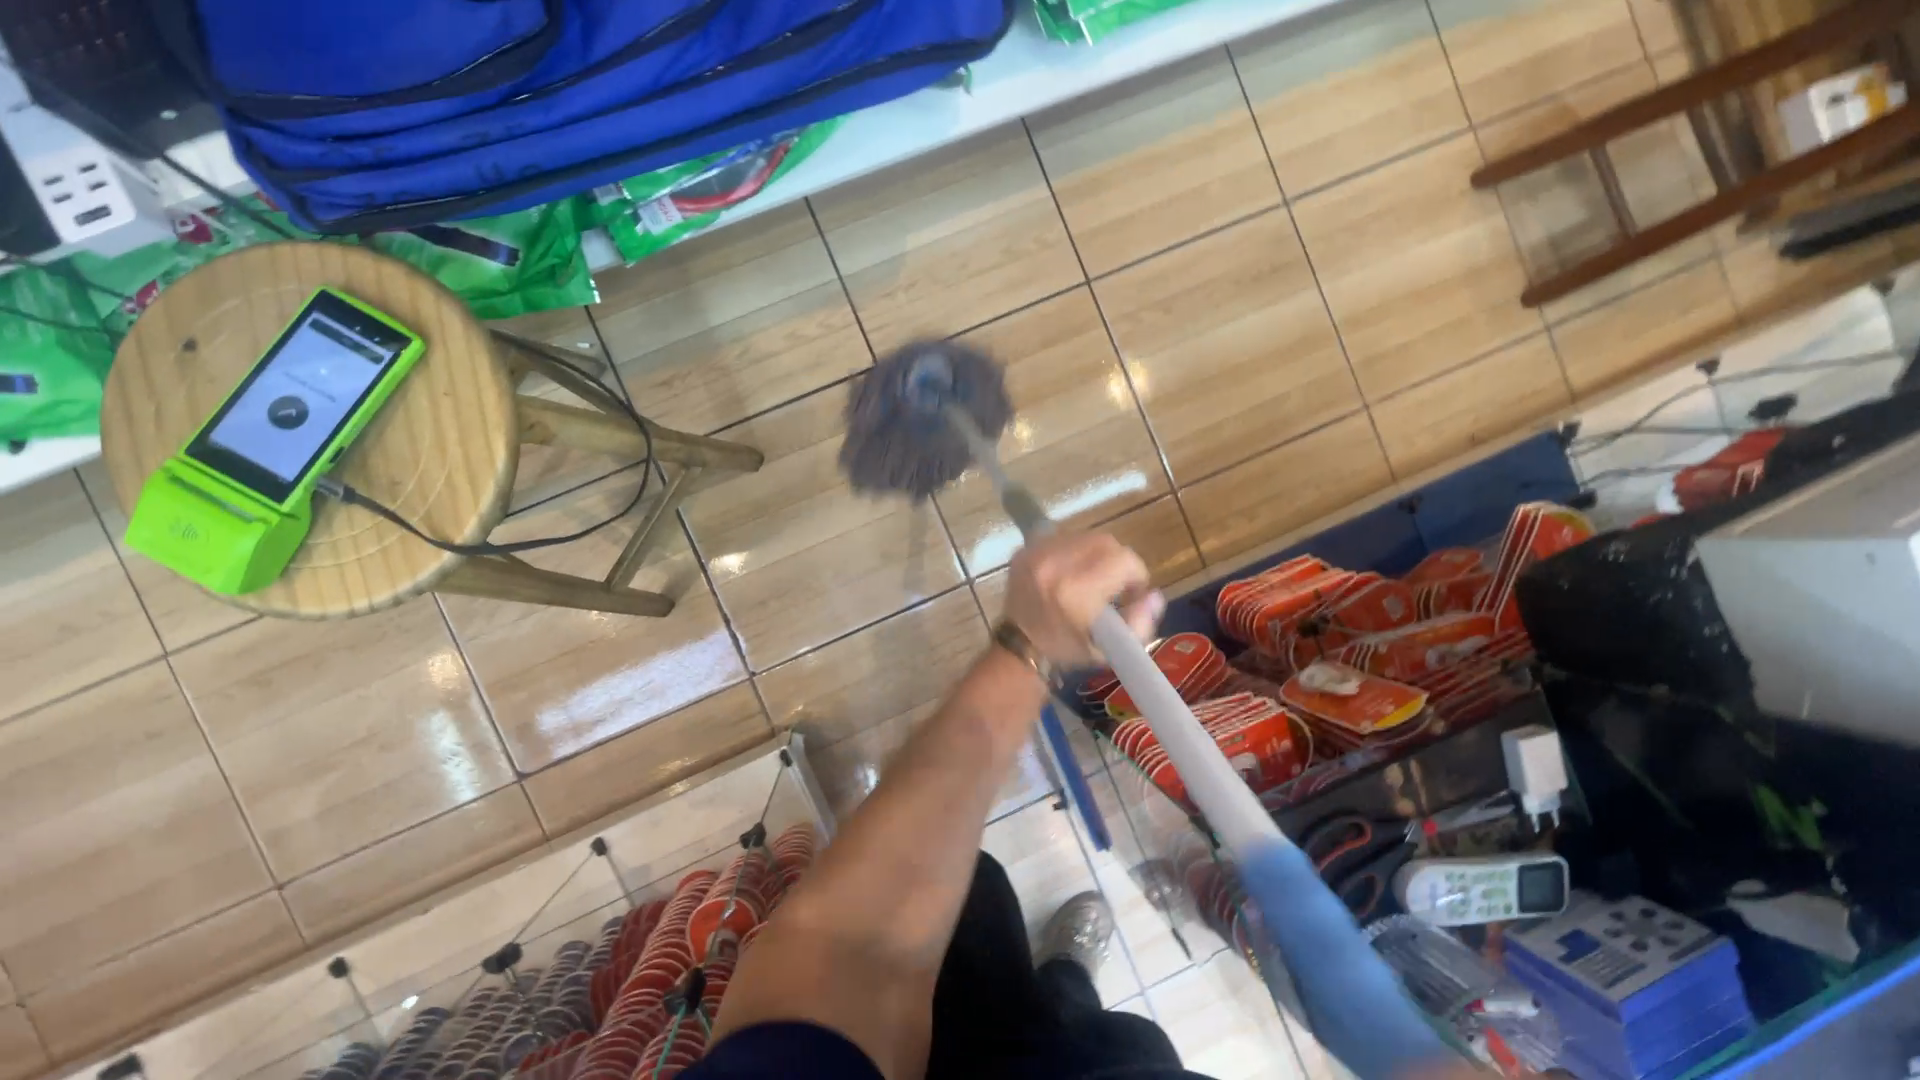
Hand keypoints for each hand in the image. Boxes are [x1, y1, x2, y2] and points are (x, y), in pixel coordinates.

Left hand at [1004, 532, 1164, 665]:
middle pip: (1106, 542)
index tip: (1131, 593)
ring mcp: (1036, 554)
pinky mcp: (1024, 550)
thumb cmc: (1068, 649)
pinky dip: (1073, 550)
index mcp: (1076, 590)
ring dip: (1096, 553)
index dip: (1136, 575)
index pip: (1124, 559)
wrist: (1018, 648)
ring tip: (1092, 576)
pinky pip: (1062, 537)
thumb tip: (1155, 595)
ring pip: (1085, 535)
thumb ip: (1139, 623)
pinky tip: (1070, 570)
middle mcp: (1055, 565)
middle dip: (1118, 561)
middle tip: (1115, 583)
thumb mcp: (1110, 648)